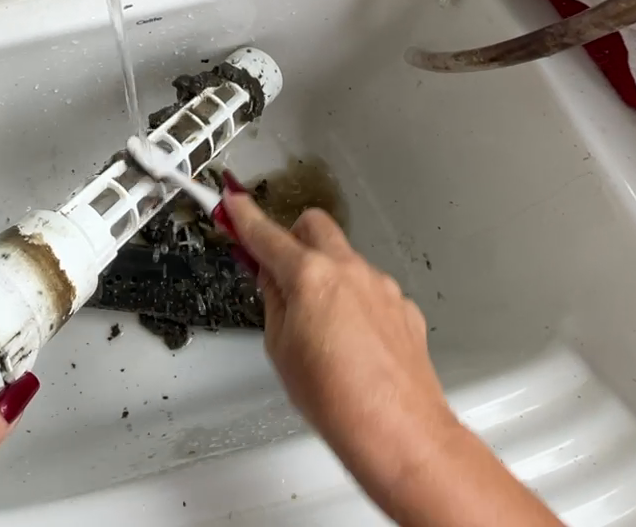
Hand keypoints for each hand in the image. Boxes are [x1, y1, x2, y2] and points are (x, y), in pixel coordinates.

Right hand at [222, 191, 558, 526]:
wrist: (401, 435)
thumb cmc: (337, 401)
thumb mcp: (280, 348)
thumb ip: (274, 300)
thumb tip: (271, 276)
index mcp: (310, 276)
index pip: (266, 233)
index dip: (243, 215)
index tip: (233, 200)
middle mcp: (348, 269)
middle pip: (313, 225)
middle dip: (293, 236)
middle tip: (281, 268)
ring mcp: (380, 285)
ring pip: (343, 257)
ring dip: (326, 274)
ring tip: (321, 327)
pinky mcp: (403, 306)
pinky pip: (369, 288)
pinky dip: (354, 300)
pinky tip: (353, 342)